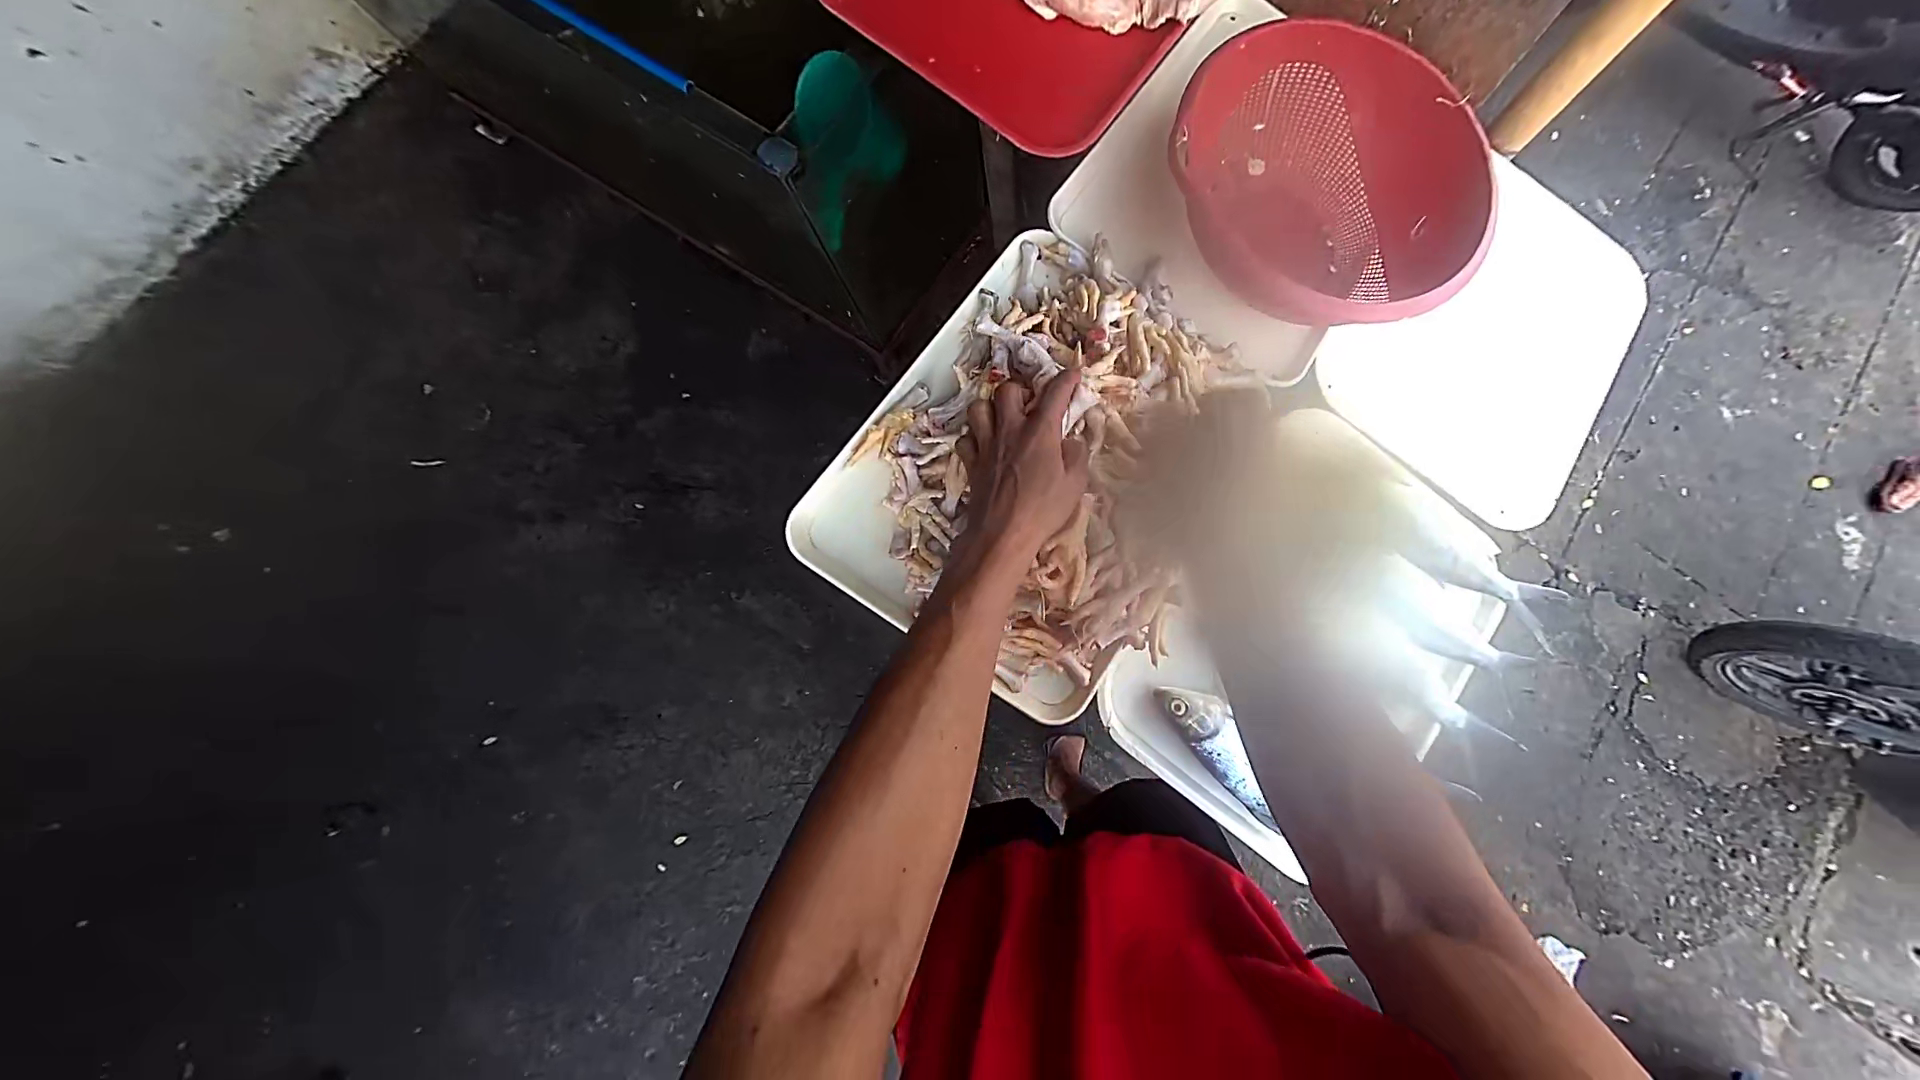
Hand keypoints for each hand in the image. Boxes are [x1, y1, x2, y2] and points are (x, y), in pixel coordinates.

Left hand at [949, 369, 1090, 580]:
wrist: (1001, 534)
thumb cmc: (1043, 511)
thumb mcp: (1075, 483)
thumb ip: (1077, 454)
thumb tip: (1071, 440)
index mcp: (1039, 432)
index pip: (1054, 393)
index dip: (1066, 380)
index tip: (1073, 375)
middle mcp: (1009, 430)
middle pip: (1007, 390)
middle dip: (1021, 390)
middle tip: (1031, 404)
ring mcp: (985, 445)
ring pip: (978, 408)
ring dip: (991, 409)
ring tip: (1004, 420)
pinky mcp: (970, 463)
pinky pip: (966, 438)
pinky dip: (974, 437)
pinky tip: (985, 446)